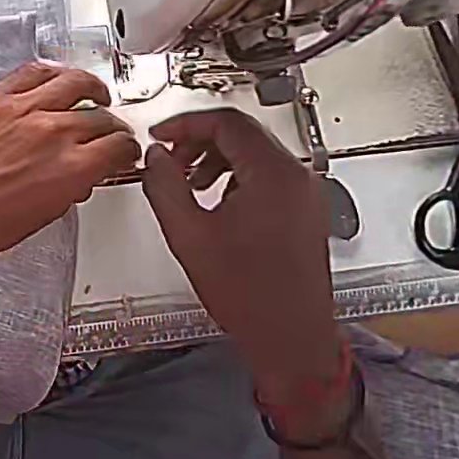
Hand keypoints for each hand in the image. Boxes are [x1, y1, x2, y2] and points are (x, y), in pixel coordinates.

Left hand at [0, 62, 137, 311]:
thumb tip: (83, 175)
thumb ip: (73, 187)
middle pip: (100, 117)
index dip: (127, 148)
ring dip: (92, 88)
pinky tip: (58, 78)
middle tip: (110, 130)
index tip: (125, 149)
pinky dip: (54, 73)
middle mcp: (52, 133)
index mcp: (71, 167)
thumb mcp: (45, 214)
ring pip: (74, 82)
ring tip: (96, 93)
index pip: (117, 146)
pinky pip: (34, 72)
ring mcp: (23, 110)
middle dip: (112, 126)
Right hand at [140, 108, 339, 400]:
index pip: (226, 122)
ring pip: (253, 152)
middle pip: (242, 133)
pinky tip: (212, 199)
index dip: (185, 123)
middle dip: (198, 140)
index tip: (161, 134)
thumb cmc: (249, 294)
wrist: (290, 337)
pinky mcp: (303, 210)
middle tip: (168, 155)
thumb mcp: (188, 234)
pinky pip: (265, 175)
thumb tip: (155, 157)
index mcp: (272, 175)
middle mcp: (296, 177)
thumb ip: (164, 186)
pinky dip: (233, 175)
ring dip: (214, 157)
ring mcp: (304, 194)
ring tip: (186, 180)